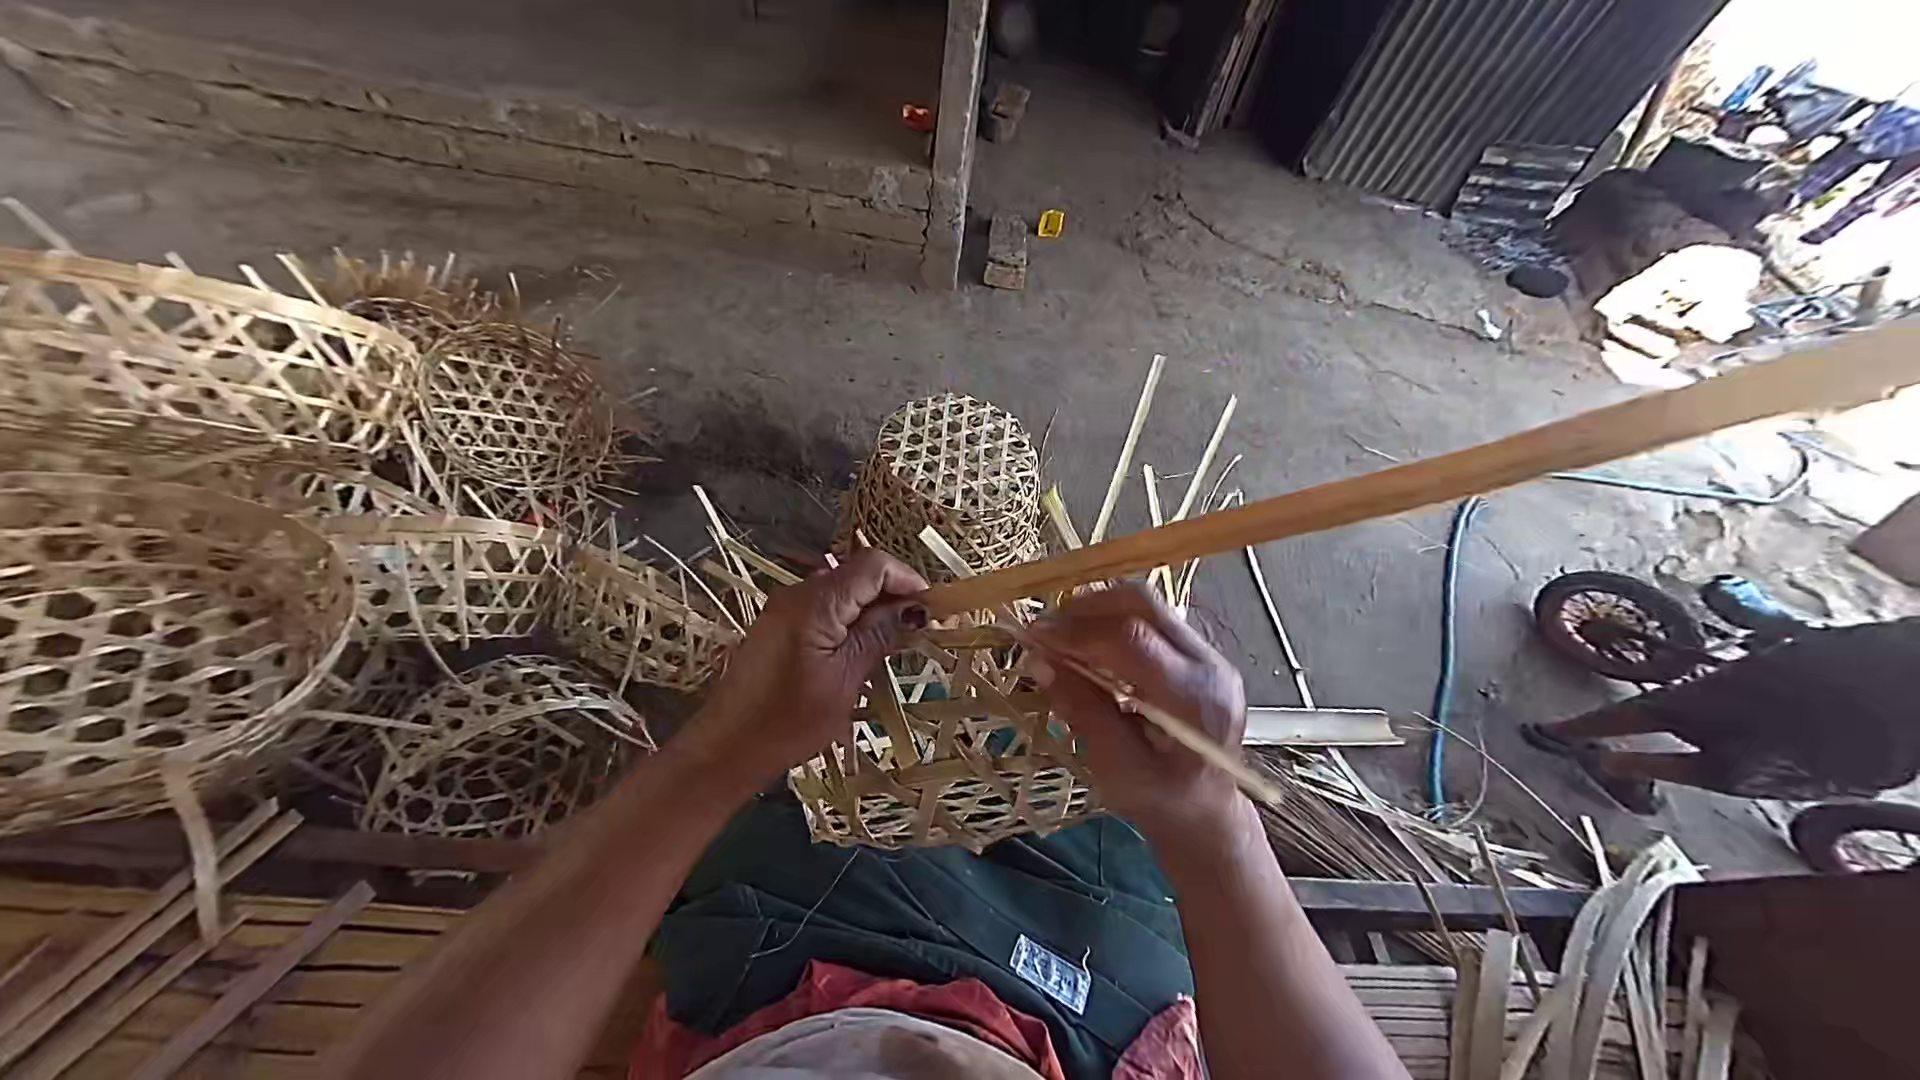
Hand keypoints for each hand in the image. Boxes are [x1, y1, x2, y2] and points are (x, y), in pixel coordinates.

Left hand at [681, 549, 927, 781]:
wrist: (727, 747)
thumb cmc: (788, 721)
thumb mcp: (845, 680)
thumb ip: (879, 636)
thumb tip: (913, 609)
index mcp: (815, 602)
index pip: (873, 565)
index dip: (907, 580)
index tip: (931, 609)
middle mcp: (799, 593)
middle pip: (858, 572)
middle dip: (894, 592)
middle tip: (920, 626)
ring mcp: (786, 607)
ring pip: (843, 588)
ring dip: (874, 606)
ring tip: (897, 638)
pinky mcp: (780, 624)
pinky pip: (826, 606)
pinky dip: (852, 617)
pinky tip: (864, 645)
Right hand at [1026, 585, 1247, 844]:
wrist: (1207, 813)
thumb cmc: (1162, 802)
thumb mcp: (1116, 770)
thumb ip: (1082, 710)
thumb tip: (1039, 661)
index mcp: (1195, 700)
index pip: (1133, 640)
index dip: (1078, 632)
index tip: (1035, 637)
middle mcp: (1210, 666)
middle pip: (1143, 604)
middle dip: (1085, 609)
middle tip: (1044, 629)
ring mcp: (1209, 654)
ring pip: (1146, 603)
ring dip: (1096, 610)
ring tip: (1060, 633)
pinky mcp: (1199, 652)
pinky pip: (1150, 617)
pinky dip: (1111, 621)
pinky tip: (1086, 643)